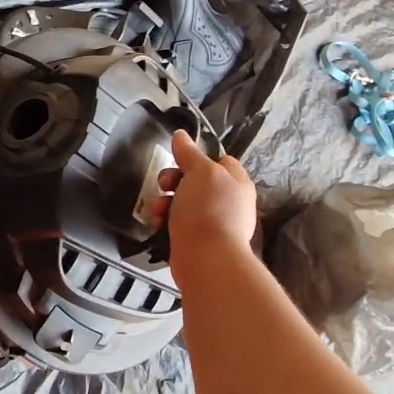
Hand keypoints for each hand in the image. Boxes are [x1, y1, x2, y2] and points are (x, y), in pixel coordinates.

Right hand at [157, 131, 258, 273]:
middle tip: (165, 184)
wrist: (206, 259)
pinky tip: (157, 223)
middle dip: (174, 179)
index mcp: (236, 182)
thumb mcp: (200, 172)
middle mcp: (228, 200)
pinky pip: (177, 222)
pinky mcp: (197, 239)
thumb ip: (189, 152)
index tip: (180, 159)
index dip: (199, 157)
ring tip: (157, 209)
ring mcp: (213, 221)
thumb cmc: (208, 209)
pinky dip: (165, 220)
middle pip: (196, 180)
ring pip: (182, 201)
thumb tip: (181, 134)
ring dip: (165, 201)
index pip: (220, 160)